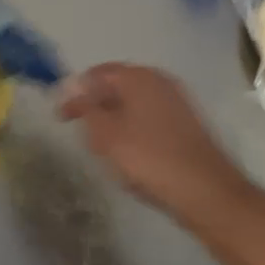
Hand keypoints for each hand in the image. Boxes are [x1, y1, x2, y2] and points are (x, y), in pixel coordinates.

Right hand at [57, 62, 243, 220]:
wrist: (204, 190)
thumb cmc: (148, 158)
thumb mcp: (105, 134)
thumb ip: (85, 108)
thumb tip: (73, 91)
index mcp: (139, 77)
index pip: (97, 74)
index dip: (75, 92)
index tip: (61, 115)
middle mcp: (160, 81)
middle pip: (118, 85)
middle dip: (95, 103)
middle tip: (78, 127)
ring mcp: (177, 101)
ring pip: (134, 102)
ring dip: (114, 116)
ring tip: (100, 142)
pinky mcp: (187, 123)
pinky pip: (149, 117)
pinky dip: (132, 127)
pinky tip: (128, 150)